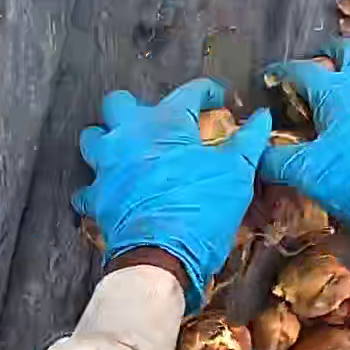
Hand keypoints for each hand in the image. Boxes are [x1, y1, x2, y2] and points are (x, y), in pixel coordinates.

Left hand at [72, 78, 269, 310]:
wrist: (162, 257)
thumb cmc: (202, 210)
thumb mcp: (236, 174)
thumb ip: (248, 141)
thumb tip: (262, 117)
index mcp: (166, 123)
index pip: (189, 92)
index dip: (207, 92)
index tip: (218, 98)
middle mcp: (128, 136)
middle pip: (120, 103)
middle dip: (136, 108)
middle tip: (156, 125)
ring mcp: (106, 167)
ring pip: (93, 138)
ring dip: (108, 142)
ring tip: (126, 154)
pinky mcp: (96, 198)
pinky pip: (87, 188)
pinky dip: (98, 189)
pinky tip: (112, 194)